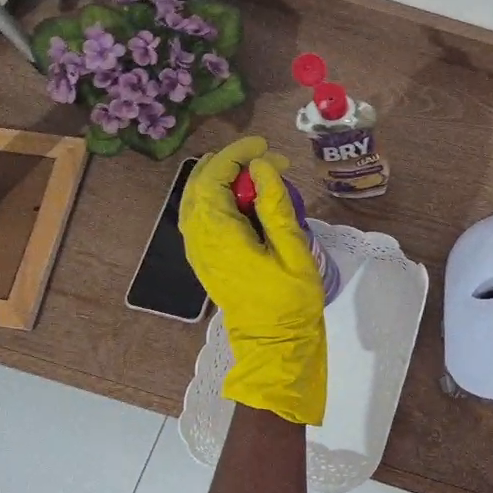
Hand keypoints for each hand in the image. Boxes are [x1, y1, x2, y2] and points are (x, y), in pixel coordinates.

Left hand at [179, 136, 326, 425]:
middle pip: (201, 184)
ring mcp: (199, 251)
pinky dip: (221, 200)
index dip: (236, 154)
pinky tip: (247, 202)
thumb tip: (264, 168)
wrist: (275, 345)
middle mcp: (200, 239)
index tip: (264, 147)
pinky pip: (203, 217)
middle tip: (271, 163)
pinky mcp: (206, 259)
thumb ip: (276, 207)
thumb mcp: (293, 253)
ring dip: (226, 181)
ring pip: (199, 200)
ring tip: (261, 178)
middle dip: (233, 165)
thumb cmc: (290, 302)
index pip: (214, 177)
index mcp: (219, 235)